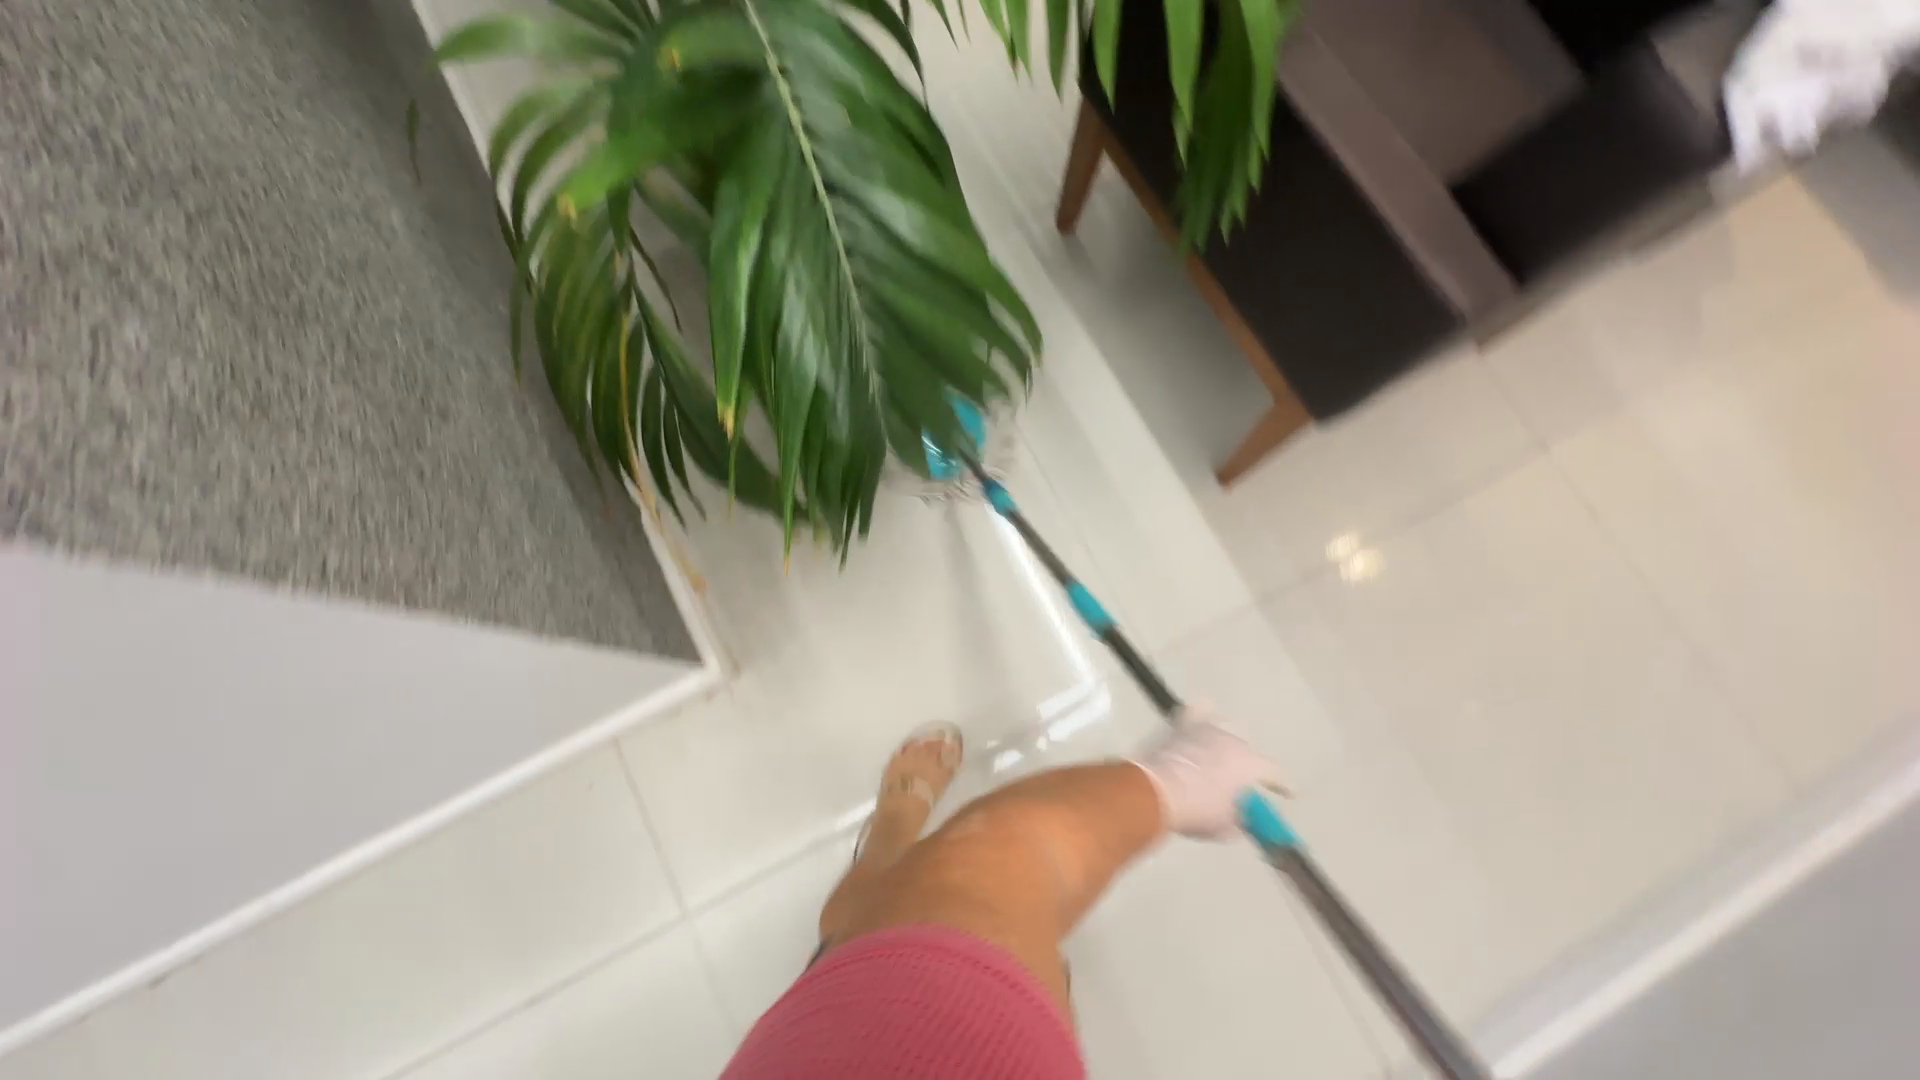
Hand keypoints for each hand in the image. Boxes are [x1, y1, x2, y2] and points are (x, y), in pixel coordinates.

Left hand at [1128, 706, 1286, 839]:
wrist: (1154, 790)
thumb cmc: (1195, 810)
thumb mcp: (1221, 826)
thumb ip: (1236, 821)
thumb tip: (1238, 820)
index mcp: (1248, 764)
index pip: (1274, 773)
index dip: (1283, 784)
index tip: (1289, 793)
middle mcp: (1231, 740)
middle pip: (1246, 750)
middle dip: (1246, 765)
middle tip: (1239, 782)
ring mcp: (1204, 728)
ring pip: (1223, 728)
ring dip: (1224, 742)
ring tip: (1220, 754)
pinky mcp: (1179, 725)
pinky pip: (1194, 712)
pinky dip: (1200, 713)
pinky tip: (1200, 714)